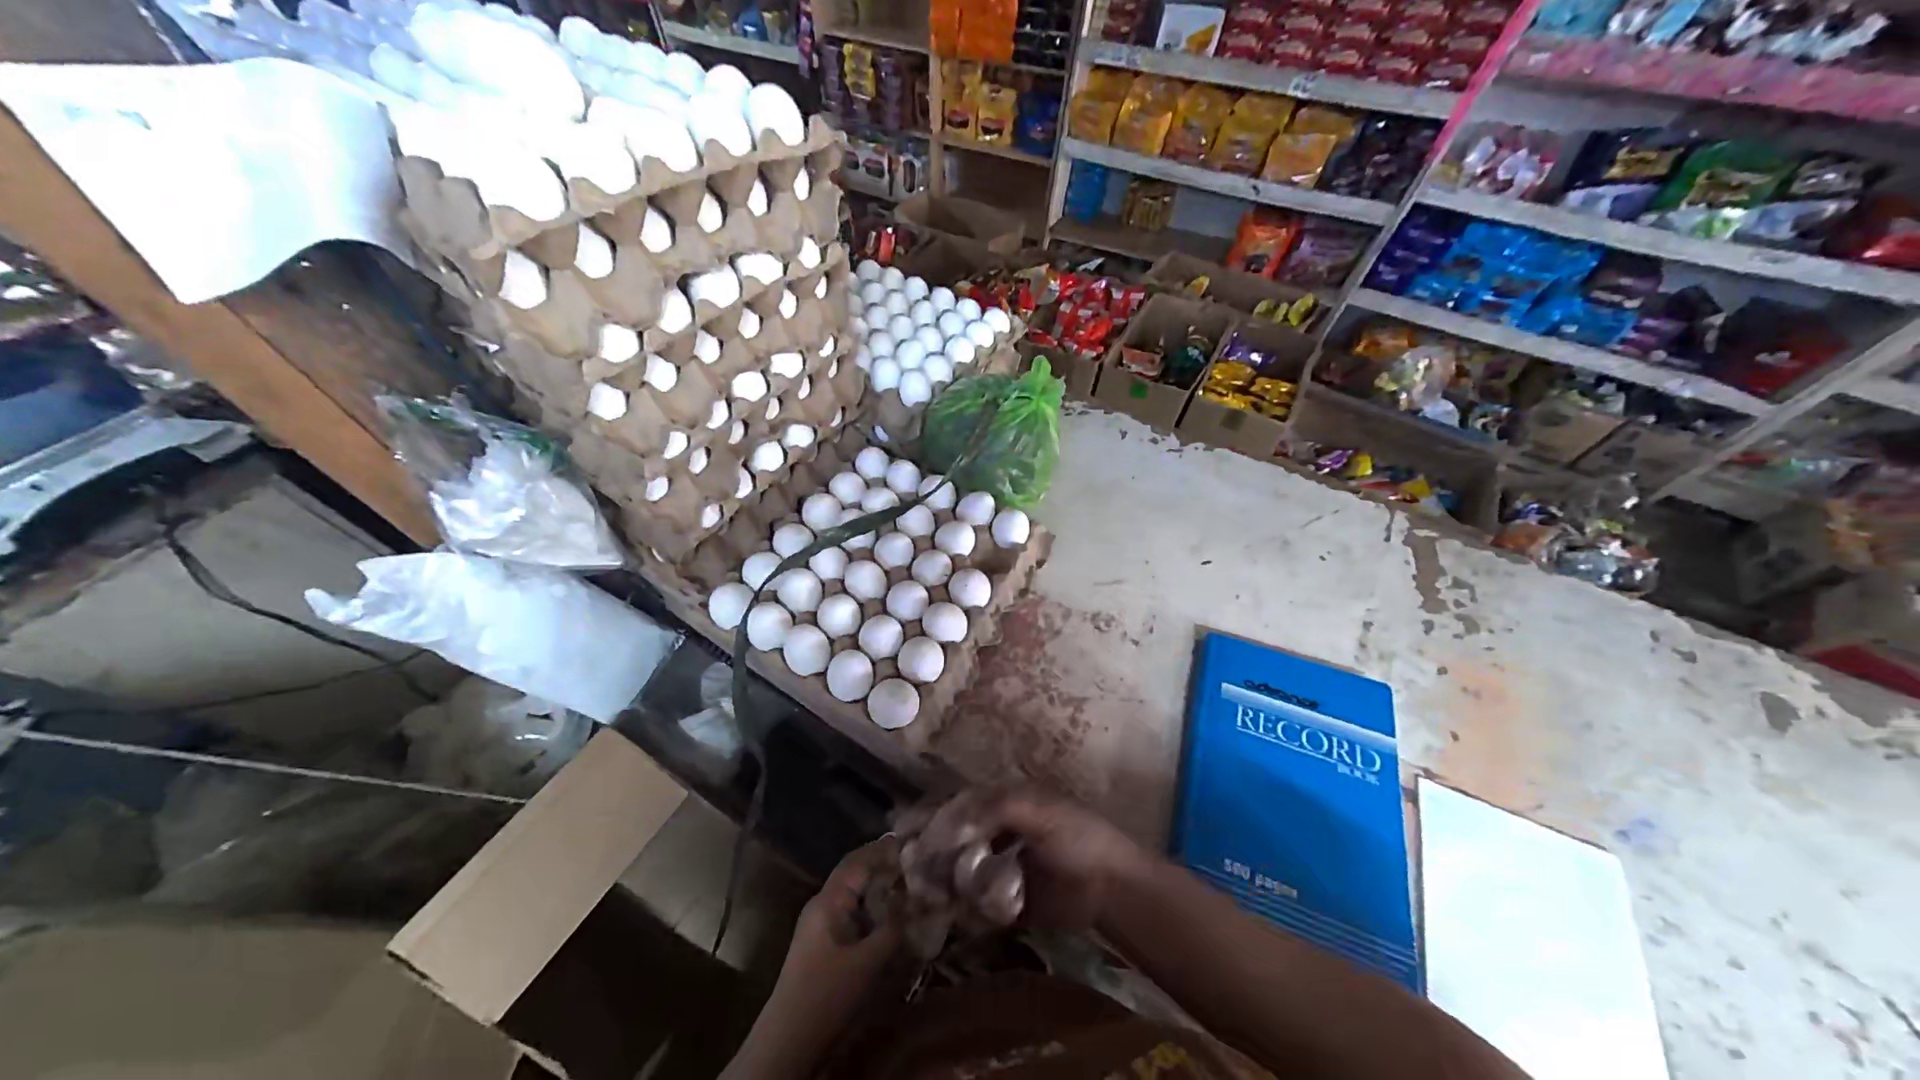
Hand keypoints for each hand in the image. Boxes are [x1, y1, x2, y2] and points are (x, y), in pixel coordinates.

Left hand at [775, 835, 902, 1004]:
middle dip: (882, 865)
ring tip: (909, 885)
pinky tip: (890, 917)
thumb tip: (913, 900)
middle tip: (915, 861)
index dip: (883, 849)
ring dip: (878, 887)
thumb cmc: (828, 994)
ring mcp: (820, 925)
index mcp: (828, 901)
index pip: (858, 861)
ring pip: (853, 894)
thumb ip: (892, 927)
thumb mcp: (868, 961)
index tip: (912, 842)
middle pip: (854, 874)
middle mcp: (821, 905)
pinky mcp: (823, 944)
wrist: (789, 1039)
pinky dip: (871, 908)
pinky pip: (851, 913)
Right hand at [898, 788, 1153, 931]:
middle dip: (930, 852)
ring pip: (957, 872)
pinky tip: (954, 908)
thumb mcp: (1037, 809)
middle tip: (909, 867)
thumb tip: (947, 823)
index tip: (900, 831)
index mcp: (1000, 805)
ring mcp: (997, 869)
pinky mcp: (1005, 903)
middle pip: (950, 841)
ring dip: (945, 879)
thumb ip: (993, 807)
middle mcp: (993, 834)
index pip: (954, 806)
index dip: (928, 817)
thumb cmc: (1077, 836)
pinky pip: (974, 903)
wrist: (1112, 887)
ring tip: (930, 890)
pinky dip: (965, 905)